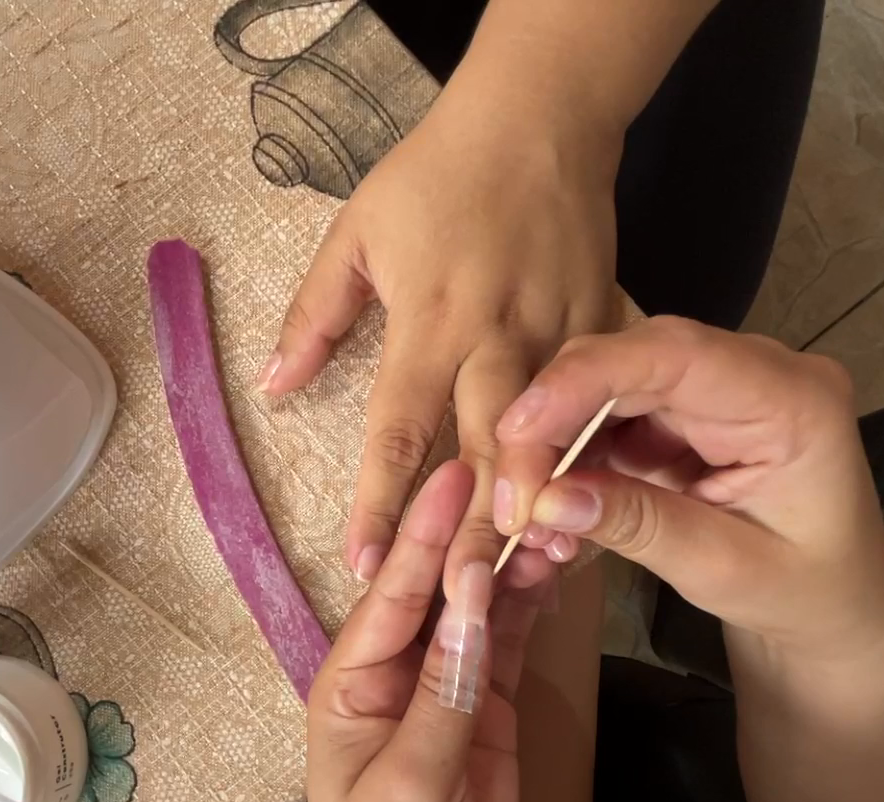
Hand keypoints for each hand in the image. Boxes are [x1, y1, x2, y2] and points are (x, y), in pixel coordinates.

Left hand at [261, 64, 623, 584]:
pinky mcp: (607, 327)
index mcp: (431, 323)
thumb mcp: (355, 236)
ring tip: (529, 573)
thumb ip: (315, 317)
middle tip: (463, 599)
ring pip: (554, 436)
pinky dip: (599, 454)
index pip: (399, 431)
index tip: (362, 564)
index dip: (378, 502)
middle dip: (476, 527)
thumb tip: (275, 384)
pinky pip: (607, 401)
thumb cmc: (436, 178)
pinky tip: (594, 507)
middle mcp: (498, 340)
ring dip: (541, 506)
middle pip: (487, 449)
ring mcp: (562, 335)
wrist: (537, 119)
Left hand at [305, 460, 554, 801]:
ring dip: (510, 566)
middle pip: (438, 591)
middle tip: (518, 474)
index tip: (457, 475)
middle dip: (472, 537)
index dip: (427, 536)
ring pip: (479, 611)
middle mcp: (396, 668)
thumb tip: (474, 600)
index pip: (393, 596)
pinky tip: (552, 567)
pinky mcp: (483, 706)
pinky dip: (527, 608)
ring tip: (552, 514)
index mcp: (354, 680)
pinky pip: (505, 646)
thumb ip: (445, 691)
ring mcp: (444, 684)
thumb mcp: (411, 782)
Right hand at [494, 317, 883, 660]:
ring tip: (523, 511)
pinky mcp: (676, 418)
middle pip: (625, 363)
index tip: (516, 430)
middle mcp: (748, 376)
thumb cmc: (801, 595)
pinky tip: (548, 505)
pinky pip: (602, 420)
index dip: (584, 380)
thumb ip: (639, 526)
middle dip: (551, 420)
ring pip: (602, 388)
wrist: (826, 611)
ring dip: (549, 444)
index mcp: (789, 399)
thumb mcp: (723, 570)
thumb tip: (545, 501)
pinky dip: (564, 460)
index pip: (674, 356)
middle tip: (509, 494)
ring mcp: (708, 394)